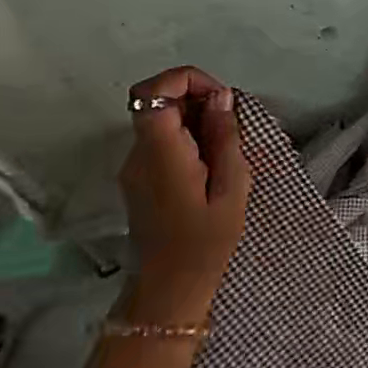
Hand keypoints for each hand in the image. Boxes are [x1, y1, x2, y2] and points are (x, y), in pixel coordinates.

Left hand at [118, 66, 250, 324]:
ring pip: (160, 119)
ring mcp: (134, 166)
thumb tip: (221, 97)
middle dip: (197, 98)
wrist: (169, 288)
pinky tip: (213, 163)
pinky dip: (188, 137)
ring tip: (228, 148)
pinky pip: (162, 140)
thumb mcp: (231, 188)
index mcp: (161, 154)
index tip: (220, 97)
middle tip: (232, 124)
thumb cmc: (206, 241)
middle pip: (156, 101)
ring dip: (195, 119)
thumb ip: (225, 138)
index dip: (186, 79)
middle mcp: (138, 154)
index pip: (153, 92)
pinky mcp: (140, 177)